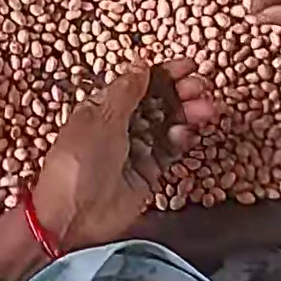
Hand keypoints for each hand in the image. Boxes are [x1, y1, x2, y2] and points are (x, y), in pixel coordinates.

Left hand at [31, 60, 216, 251]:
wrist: (74, 215)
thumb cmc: (80, 160)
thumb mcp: (102, 118)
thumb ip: (127, 92)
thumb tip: (142, 65)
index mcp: (102, 107)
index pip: (138, 84)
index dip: (163, 73)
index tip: (189, 66)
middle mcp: (119, 126)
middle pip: (156, 103)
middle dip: (179, 92)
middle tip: (200, 87)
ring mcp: (134, 150)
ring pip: (166, 125)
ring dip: (186, 114)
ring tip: (205, 108)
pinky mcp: (147, 173)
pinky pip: (167, 151)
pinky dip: (177, 140)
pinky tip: (185, 133)